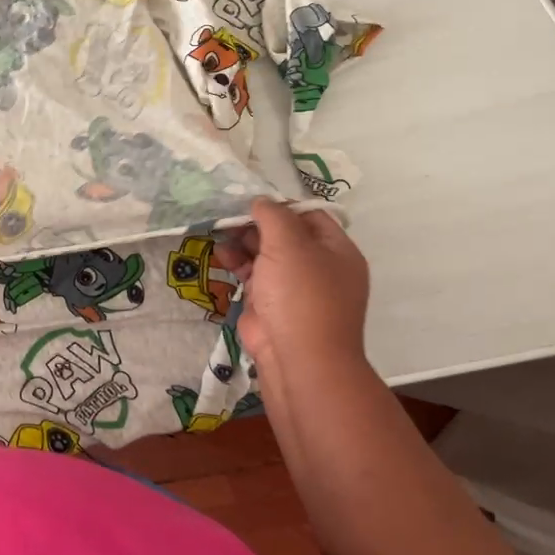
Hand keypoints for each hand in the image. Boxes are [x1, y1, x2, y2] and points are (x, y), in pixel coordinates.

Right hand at [215, 197, 369, 377]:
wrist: (298, 355)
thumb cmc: (301, 294)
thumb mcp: (290, 245)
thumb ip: (274, 215)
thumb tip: (260, 201)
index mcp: (336, 250)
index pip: (309, 214)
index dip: (280, 204)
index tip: (248, 199)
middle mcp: (318, 265)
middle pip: (282, 231)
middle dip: (254, 223)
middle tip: (226, 215)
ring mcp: (293, 283)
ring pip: (263, 250)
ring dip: (240, 240)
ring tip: (218, 234)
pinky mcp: (269, 298)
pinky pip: (251, 270)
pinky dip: (235, 261)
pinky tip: (221, 256)